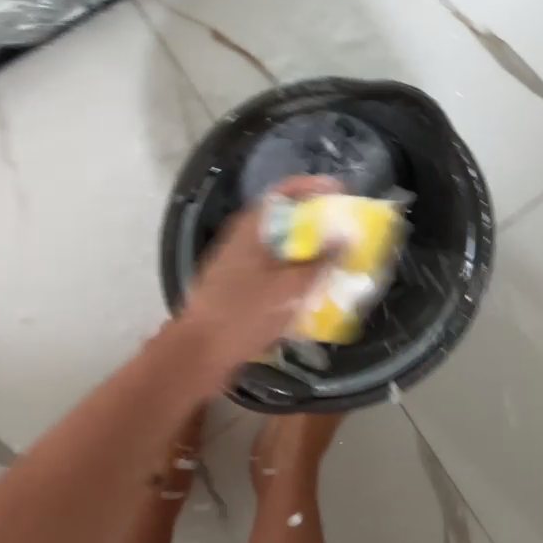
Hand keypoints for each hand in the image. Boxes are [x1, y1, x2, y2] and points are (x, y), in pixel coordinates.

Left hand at [177, 176, 341, 377]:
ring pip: (280, 245)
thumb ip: (320, 263)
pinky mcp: (238, 285)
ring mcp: (238, 261)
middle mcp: (244, 237)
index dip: (315, 186)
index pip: (285, 190)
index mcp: (252, 226)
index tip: (341, 192)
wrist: (196, 356)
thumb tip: (346, 238)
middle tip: (345, 229)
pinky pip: (273, 268)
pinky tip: (312, 289)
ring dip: (307, 250)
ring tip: (336, 259)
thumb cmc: (242, 315)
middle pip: (285, 217)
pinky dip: (293, 272)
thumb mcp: (289, 289)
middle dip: (317, 222)